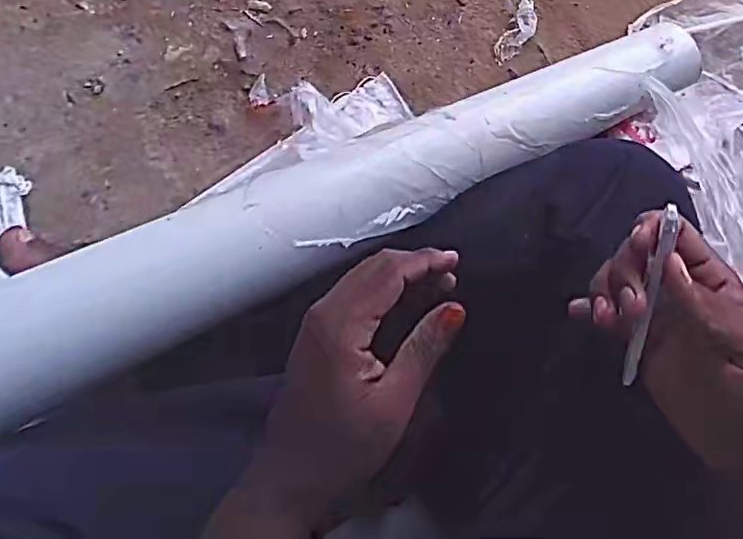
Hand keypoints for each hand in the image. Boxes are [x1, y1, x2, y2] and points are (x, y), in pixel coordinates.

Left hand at [229, 249, 465, 531]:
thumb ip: (424, 349)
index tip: (452, 259)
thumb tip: (452, 310)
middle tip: (449, 271)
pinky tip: (407, 300)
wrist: (290, 484)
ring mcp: (317, 321)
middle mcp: (323, 314)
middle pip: (375, 266)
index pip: (388, 272)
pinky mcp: (318, 331)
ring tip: (436, 284)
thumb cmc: (336, 453)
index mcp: (339, 325)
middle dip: (416, 263)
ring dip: (401, 273)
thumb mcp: (393, 405)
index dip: (425, 261)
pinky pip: (356, 291)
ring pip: (365, 275)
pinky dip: (386, 287)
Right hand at [569, 214, 742, 482]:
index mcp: (710, 280)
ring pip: (617, 280)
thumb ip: (701, 305)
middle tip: (634, 306)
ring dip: (606, 289)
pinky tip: (581, 314)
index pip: (678, 235)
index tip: (639, 243)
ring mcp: (656, 316)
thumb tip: (669, 258)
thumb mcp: (742, 345)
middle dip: (626, 268)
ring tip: (608, 319)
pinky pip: (610, 318)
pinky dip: (590, 309)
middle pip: (637, 253)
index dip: (654, 228)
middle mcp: (678, 290)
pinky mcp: (639, 344)